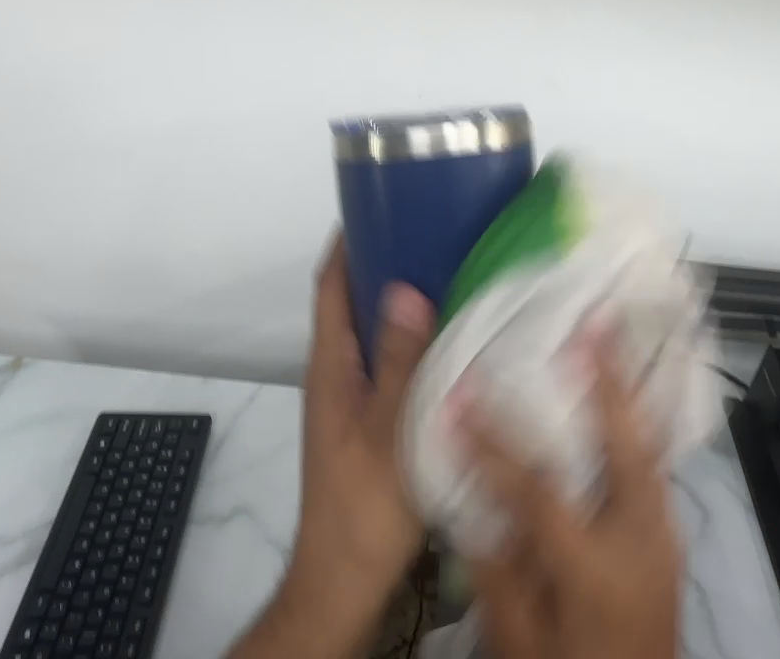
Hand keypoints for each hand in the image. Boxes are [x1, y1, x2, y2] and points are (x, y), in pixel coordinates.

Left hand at [229, 234, 434, 658]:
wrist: (346, 573)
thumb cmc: (365, 500)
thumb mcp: (388, 427)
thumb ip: (397, 360)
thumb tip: (403, 287)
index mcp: (331, 364)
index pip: (330, 286)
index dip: (347, 244)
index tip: (378, 205)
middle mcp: (335, 372)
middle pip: (352, 303)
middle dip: (382, 264)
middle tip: (432, 234)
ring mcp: (349, 397)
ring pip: (372, 333)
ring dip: (399, 302)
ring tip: (448, 274)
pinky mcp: (367, 419)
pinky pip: (387, 362)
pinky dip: (410, 341)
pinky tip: (448, 342)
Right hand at [463, 335, 681, 658]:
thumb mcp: (519, 637)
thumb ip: (494, 565)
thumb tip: (465, 494)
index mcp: (592, 569)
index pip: (537, 490)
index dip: (493, 441)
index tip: (461, 396)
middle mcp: (640, 542)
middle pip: (626, 450)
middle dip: (608, 383)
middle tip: (595, 327)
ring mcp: (665, 535)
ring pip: (652, 448)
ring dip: (632, 391)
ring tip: (619, 338)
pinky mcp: (671, 535)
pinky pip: (656, 465)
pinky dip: (640, 420)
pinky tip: (628, 388)